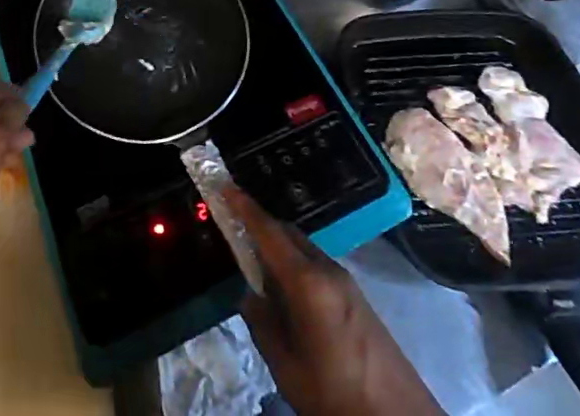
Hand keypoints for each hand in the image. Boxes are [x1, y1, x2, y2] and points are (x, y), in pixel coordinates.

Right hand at [226, 186, 444, 415]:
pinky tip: (284, 289)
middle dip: (259, 225)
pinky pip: (316, 264)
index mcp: (308, 283)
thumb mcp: (286, 367)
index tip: (224, 185)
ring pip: (303, 248)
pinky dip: (294, 263)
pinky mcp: (355, 295)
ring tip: (253, 262)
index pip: (269, 233)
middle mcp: (328, 270)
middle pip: (287, 234)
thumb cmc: (335, 394)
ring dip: (278, 247)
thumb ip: (263, 324)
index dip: (244, 207)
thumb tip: (250, 294)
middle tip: (232, 228)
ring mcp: (346, 280)